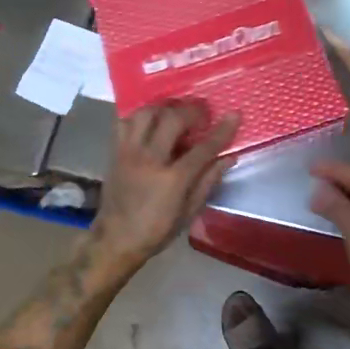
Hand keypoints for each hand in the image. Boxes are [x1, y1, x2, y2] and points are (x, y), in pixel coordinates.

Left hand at [91, 103, 238, 276]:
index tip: (234, 115)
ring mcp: (129, 153)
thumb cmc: (157, 230)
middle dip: (192, 111)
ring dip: (165, 108)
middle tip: (203, 114)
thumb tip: (229, 157)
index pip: (204, 147)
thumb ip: (209, 180)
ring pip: (146, 113)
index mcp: (172, 179)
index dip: (222, 130)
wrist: (114, 240)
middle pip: (173, 119)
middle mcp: (149, 160)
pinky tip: (153, 122)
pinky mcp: (115, 152)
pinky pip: (126, 122)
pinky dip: (142, 116)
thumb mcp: (190, 211)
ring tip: (177, 114)